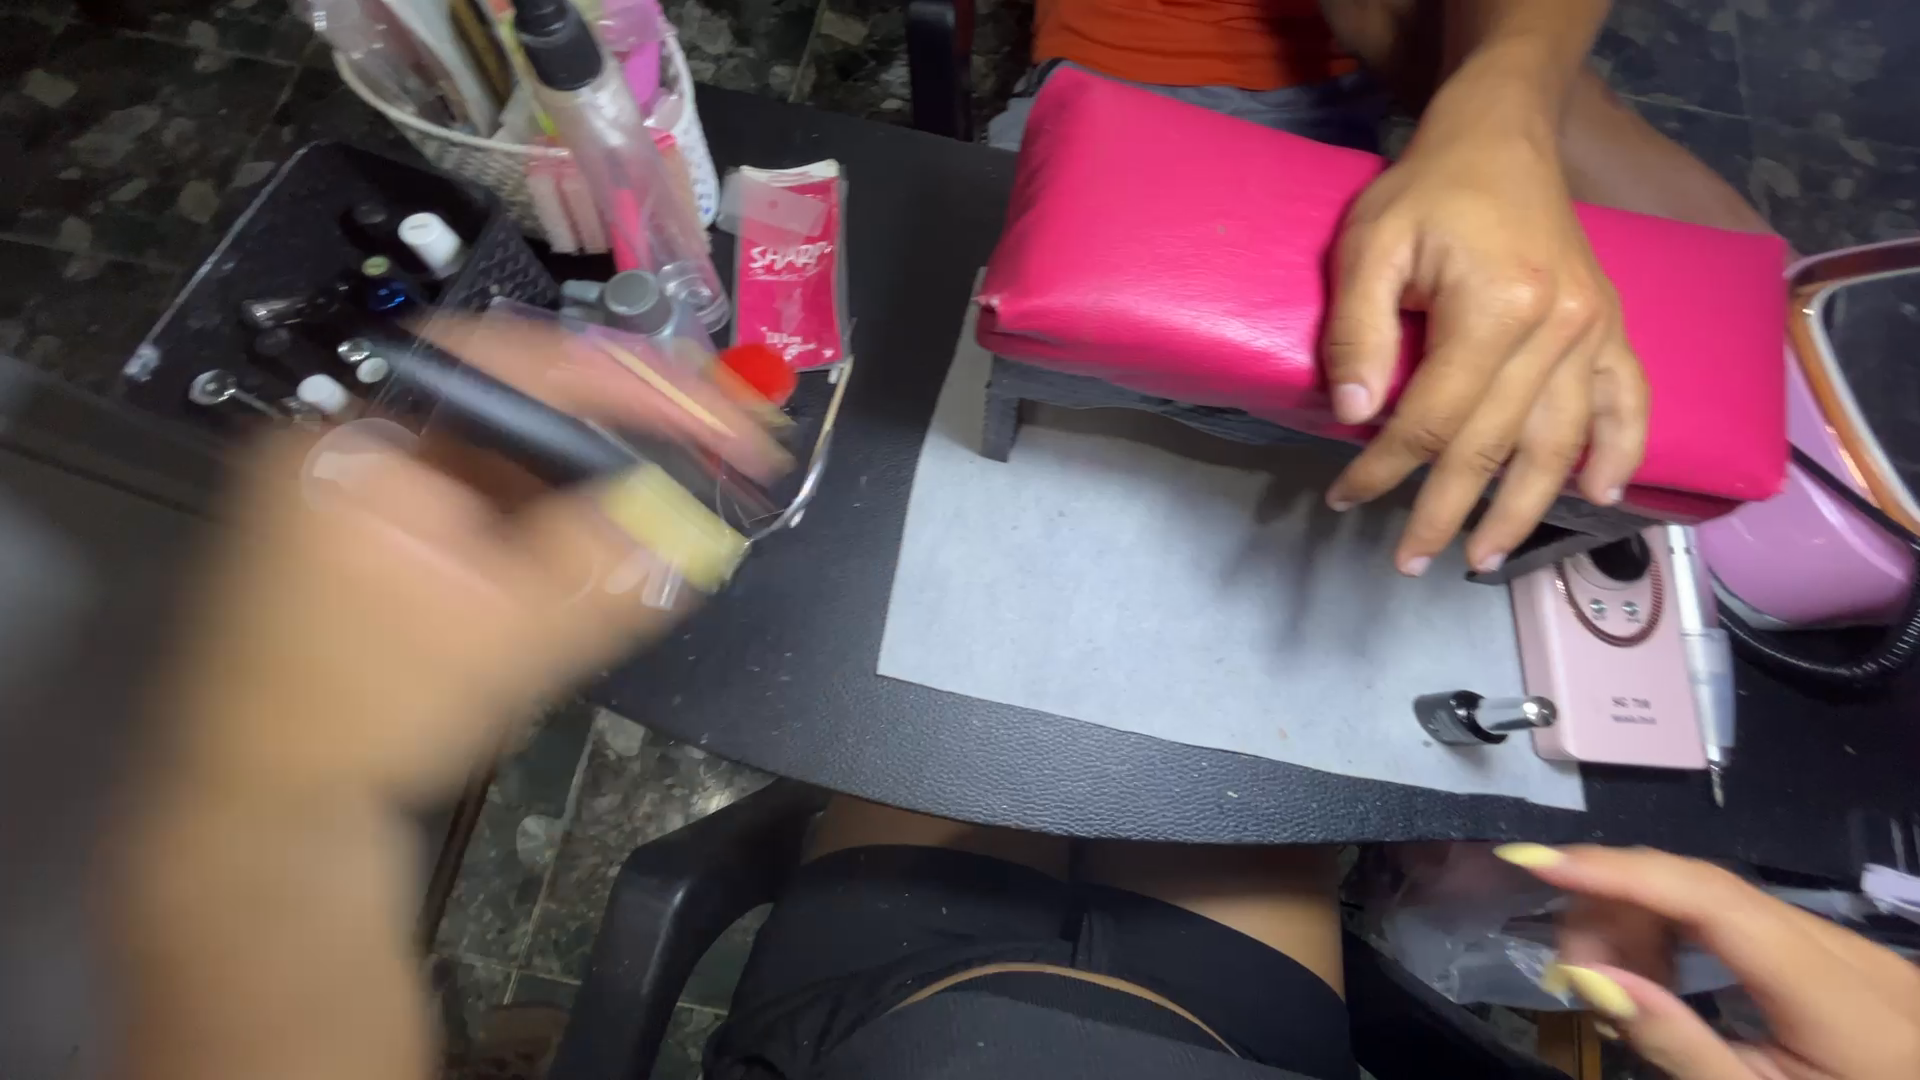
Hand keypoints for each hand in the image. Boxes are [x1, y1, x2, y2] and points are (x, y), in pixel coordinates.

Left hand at [156, 316, 787, 803]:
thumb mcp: (500, 638)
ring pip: (538, 462)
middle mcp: (383, 456)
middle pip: (533, 409)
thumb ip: (608, 571)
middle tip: (722, 435)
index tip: (708, 407)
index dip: (624, 377)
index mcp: (365, 451)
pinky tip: (639, 530)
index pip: (513, 368)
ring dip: (620, 471)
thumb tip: (702, 521)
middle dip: (636, 423)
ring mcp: (409, 501)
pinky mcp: (436, 543)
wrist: (283, 812)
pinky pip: (531, 507)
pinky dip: (592, 514)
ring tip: (698, 475)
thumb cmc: (360, 719)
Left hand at [1323, 59, 1647, 575]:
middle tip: (1408, 562)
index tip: (1343, 500)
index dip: (1381, 470)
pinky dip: (1619, 451)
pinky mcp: (1609, 327)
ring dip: (1524, 508)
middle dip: (1444, 513)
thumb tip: (1353, 416)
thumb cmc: (1423, 194)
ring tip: (1487, 557)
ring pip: (1561, 444)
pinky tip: (1600, 495)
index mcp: (1496, 311)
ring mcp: (1595, 330)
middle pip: (1491, 447)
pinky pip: (1627, 401)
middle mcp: (1560, 330)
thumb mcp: (1367, 250)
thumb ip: (1358, 335)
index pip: (1427, 421)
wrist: (1496, 142)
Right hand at [1497, 843, 1919, 1079]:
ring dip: (1632, 920)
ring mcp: (1844, 944)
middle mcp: (1852, 953)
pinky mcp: (1827, 945)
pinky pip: (1720, 906)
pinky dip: (1665, 926)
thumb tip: (1587, 977)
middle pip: (1694, 887)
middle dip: (1609, 908)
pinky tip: (1651, 969)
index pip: (1715, 903)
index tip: (1535, 863)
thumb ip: (1678, 1045)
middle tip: (1570, 966)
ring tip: (1610, 978)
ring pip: (1697, 889)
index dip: (1620, 874)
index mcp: (1850, 1007)